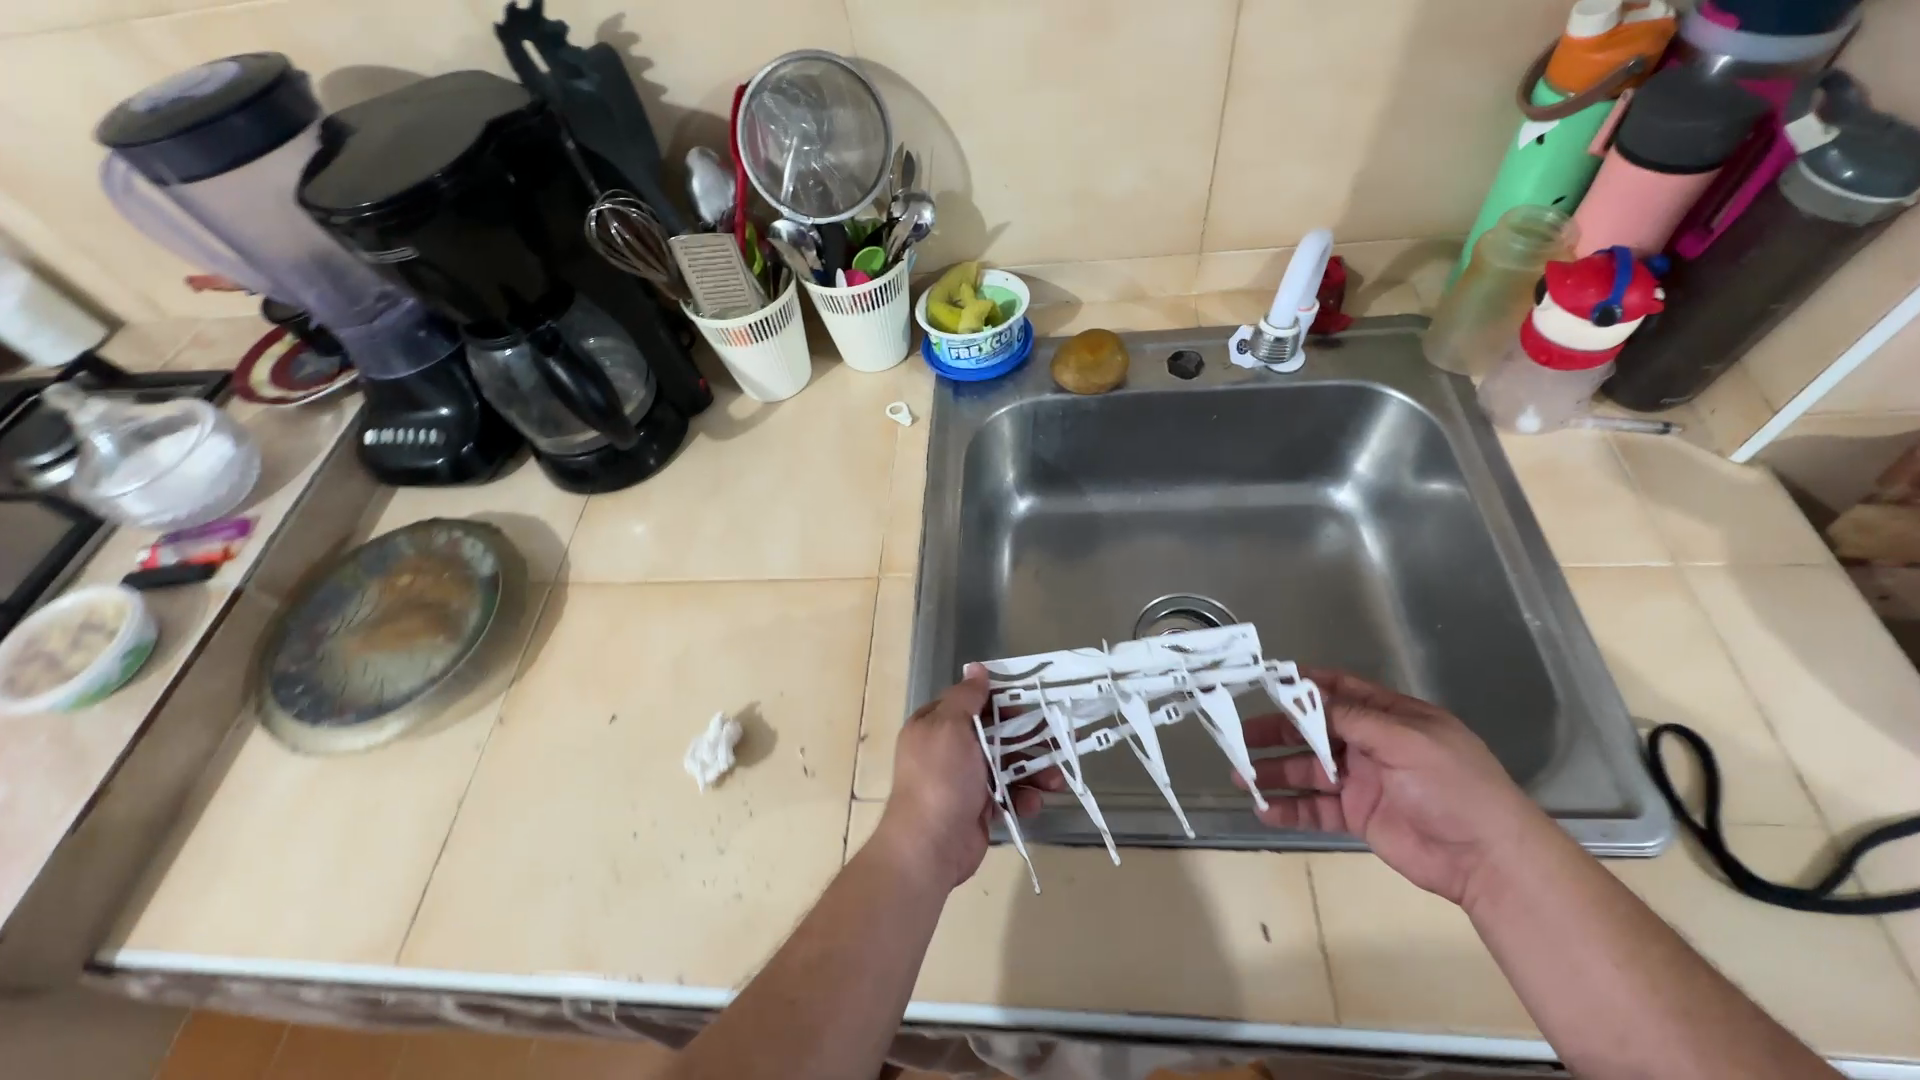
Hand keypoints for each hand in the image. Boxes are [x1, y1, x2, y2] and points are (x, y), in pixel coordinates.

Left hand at [873, 665, 1057, 892]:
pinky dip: (1023, 797)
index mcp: (934, 726)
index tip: (1028, 704)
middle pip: (994, 734)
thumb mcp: (951, 727)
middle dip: (1026, 739)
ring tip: (1056, 780)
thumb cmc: (940, 778)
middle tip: (1055, 741)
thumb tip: (976, 667)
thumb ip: (967, 697)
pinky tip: (1033, 803)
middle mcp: (947, 750)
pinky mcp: (978, 808)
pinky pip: (1007, 795)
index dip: (1000, 701)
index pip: (971, 703)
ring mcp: (963, 781)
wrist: (930, 845)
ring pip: (1006, 766)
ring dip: (1033, 771)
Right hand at [1236, 668, 1551, 906]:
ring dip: (1275, 772)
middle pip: (1314, 731)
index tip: (1264, 683)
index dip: (1303, 686)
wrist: (1487, 857)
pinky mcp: (1358, 816)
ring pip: (1309, 771)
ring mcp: (1364, 781)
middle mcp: (1373, 744)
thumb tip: (1310, 697)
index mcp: (1391, 718)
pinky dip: (1289, 808)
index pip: (1340, 692)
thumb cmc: (1453, 786)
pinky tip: (1264, 810)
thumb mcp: (1407, 741)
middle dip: (1277, 731)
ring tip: (1240, 777)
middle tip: (1238, 736)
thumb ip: (1354, 719)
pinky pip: (1316, 808)